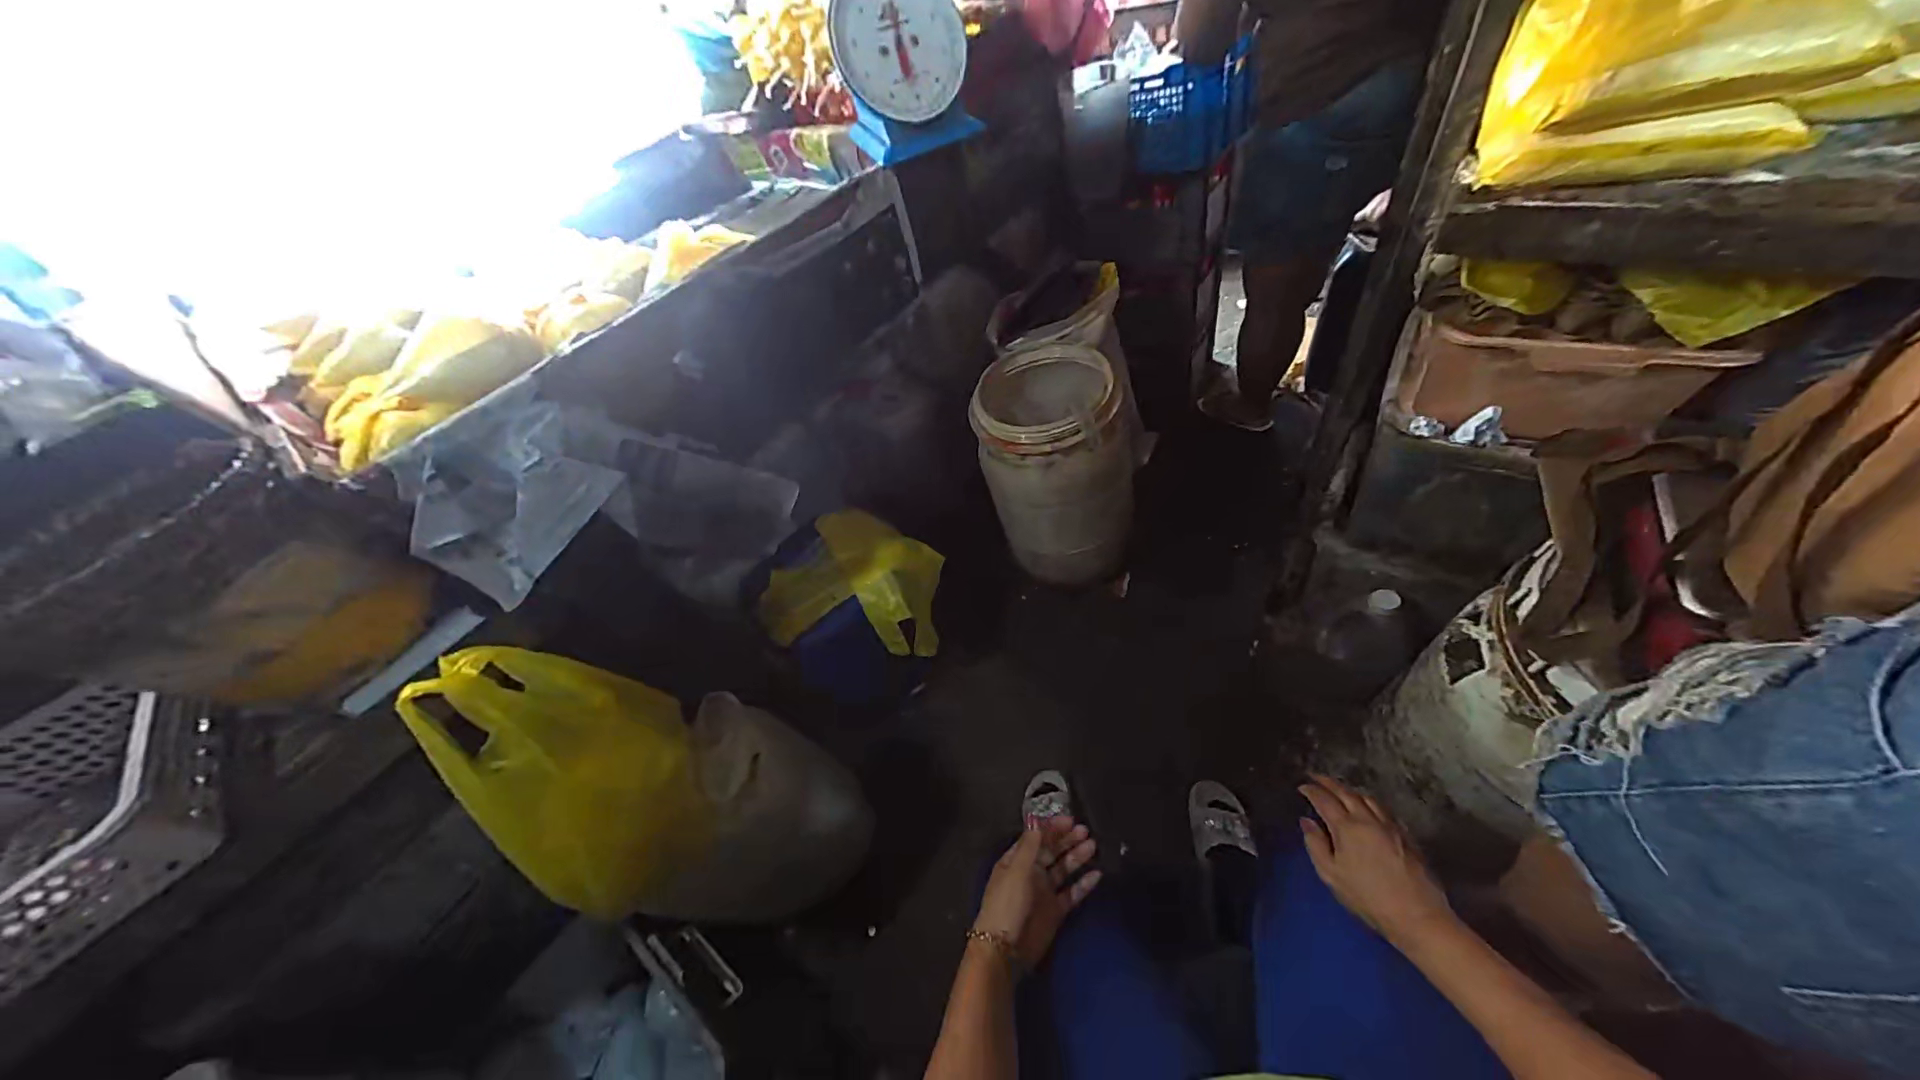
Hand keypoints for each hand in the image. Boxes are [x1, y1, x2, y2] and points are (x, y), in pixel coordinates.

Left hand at [972, 816, 1100, 968]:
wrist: (1006, 949)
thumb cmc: (1007, 903)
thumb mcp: (1018, 870)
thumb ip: (1031, 845)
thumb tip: (1037, 819)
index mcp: (1017, 860)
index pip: (1036, 838)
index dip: (1052, 828)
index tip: (1070, 820)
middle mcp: (1031, 873)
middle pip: (1052, 852)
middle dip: (1067, 840)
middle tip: (1086, 830)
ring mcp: (1044, 892)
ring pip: (1063, 869)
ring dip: (1077, 857)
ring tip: (1093, 846)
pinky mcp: (1056, 911)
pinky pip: (1072, 893)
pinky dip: (1084, 884)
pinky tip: (1097, 874)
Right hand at [1298, 774, 1454, 944]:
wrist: (1417, 916)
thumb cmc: (1367, 897)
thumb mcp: (1331, 874)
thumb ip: (1316, 844)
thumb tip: (1307, 821)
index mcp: (1347, 827)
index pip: (1325, 800)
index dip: (1311, 790)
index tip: (1302, 786)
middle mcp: (1369, 820)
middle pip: (1347, 793)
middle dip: (1329, 783)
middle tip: (1317, 777)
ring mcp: (1391, 827)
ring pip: (1369, 799)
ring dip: (1351, 791)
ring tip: (1342, 791)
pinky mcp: (1407, 837)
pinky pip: (1385, 811)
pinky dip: (1371, 803)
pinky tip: (1370, 810)